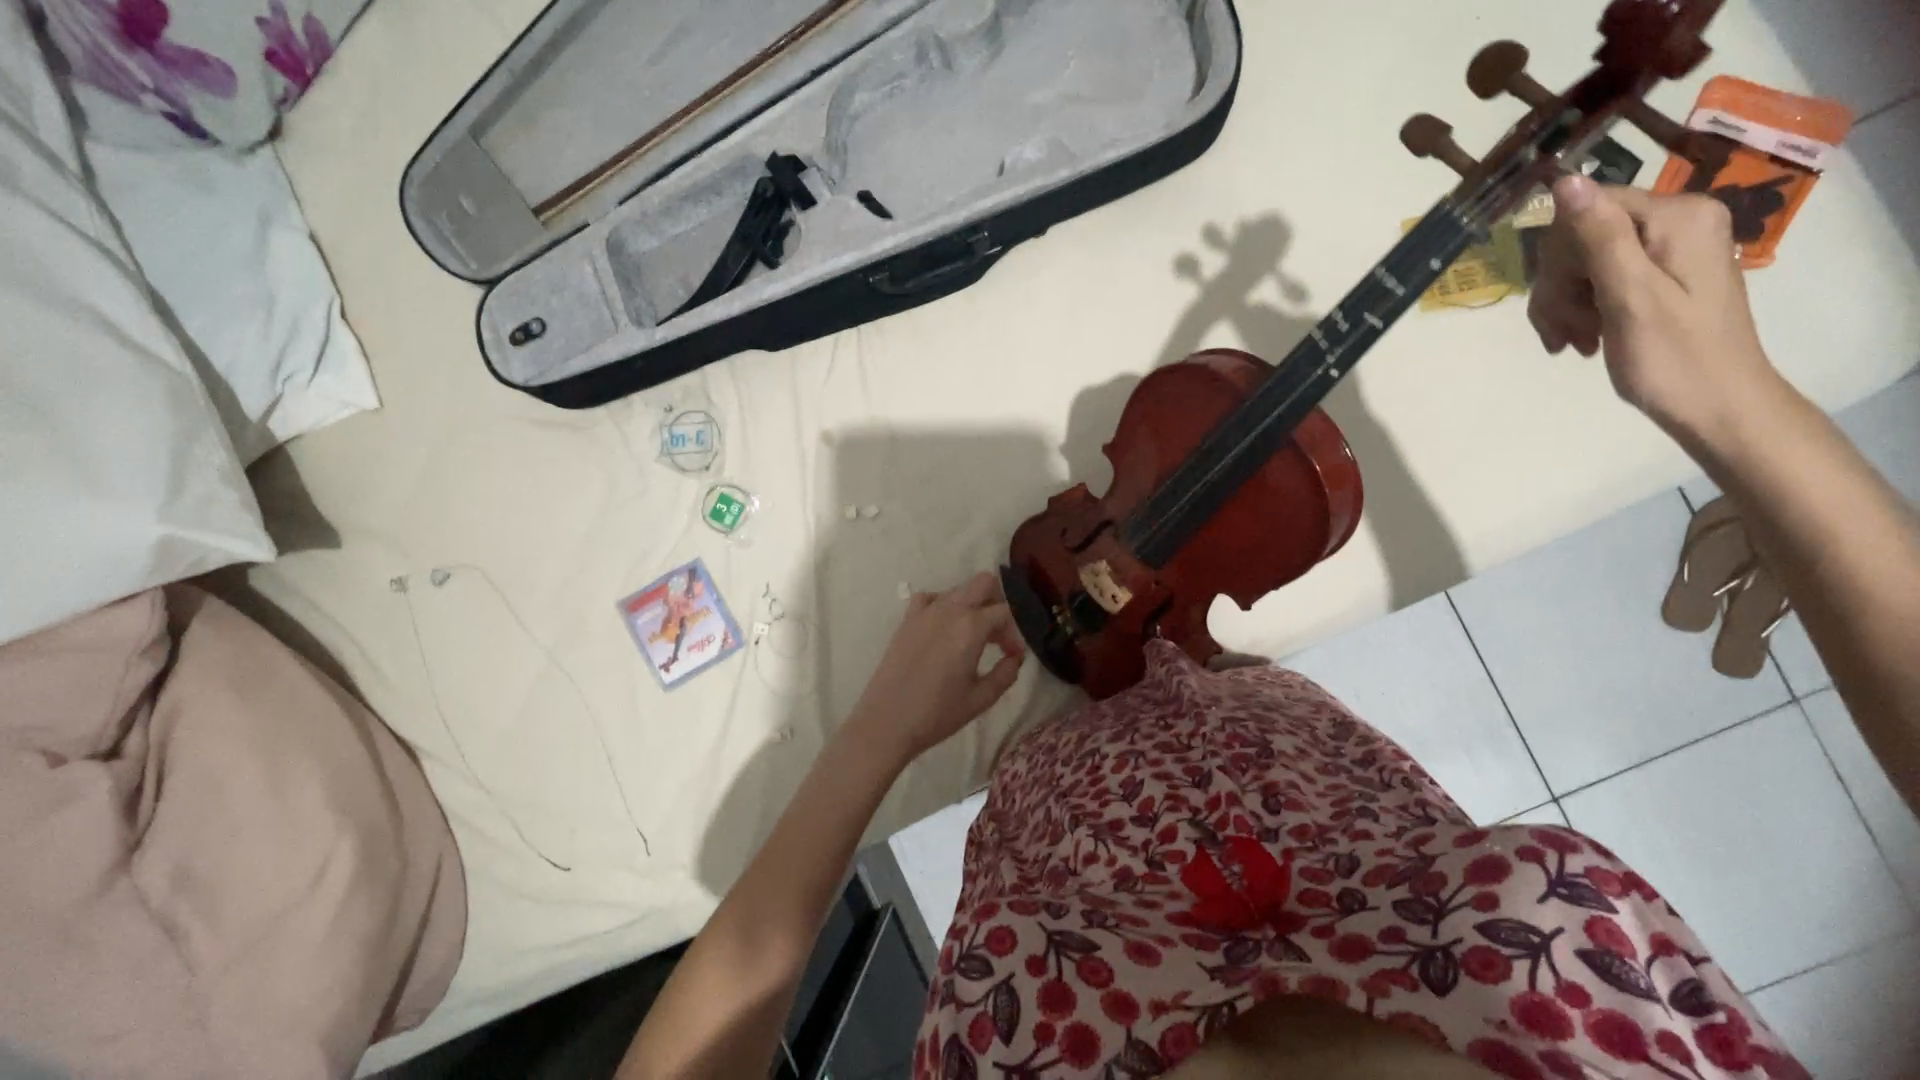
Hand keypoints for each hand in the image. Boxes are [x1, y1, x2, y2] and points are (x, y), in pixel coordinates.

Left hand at [844, 572, 1025, 763]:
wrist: (886, 721)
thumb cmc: (937, 714)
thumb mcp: (981, 699)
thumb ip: (1006, 674)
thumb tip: (1015, 657)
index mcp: (971, 628)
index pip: (1005, 611)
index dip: (1014, 633)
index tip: (1012, 655)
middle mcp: (949, 610)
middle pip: (984, 583)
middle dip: (998, 602)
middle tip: (998, 634)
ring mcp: (924, 612)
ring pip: (958, 589)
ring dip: (973, 604)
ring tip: (973, 636)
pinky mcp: (907, 620)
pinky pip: (930, 597)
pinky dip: (943, 605)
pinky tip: (944, 628)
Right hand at [1529, 175, 1782, 442]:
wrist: (1718, 408)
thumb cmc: (1673, 358)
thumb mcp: (1629, 297)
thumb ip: (1600, 236)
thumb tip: (1566, 180)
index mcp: (1677, 218)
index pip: (1587, 208)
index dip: (1560, 257)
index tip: (1559, 303)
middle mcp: (1677, 221)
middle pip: (1582, 236)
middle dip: (1561, 287)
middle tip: (1566, 333)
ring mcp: (1670, 248)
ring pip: (1584, 262)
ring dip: (1566, 305)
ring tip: (1574, 343)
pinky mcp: (1662, 274)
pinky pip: (1600, 279)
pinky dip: (1582, 311)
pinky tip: (1582, 340)